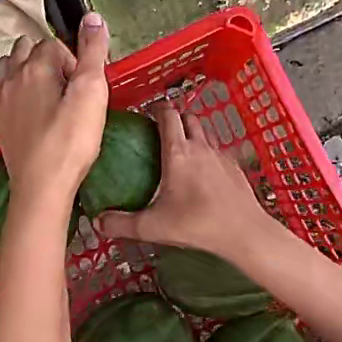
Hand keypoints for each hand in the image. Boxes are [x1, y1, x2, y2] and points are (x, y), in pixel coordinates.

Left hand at [0, 15, 110, 201]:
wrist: (42, 185)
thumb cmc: (71, 141)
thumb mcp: (92, 93)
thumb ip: (93, 53)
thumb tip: (92, 17)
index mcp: (35, 66)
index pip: (55, 44)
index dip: (75, 60)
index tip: (86, 86)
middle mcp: (12, 75)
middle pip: (28, 48)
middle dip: (49, 58)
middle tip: (70, 86)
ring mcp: (0, 97)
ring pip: (9, 65)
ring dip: (28, 68)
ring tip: (50, 91)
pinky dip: (12, 86)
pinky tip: (26, 102)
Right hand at [95, 103, 275, 257]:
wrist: (244, 232)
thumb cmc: (197, 225)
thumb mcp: (153, 227)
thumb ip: (122, 224)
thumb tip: (97, 222)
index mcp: (178, 152)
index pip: (167, 115)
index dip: (156, 109)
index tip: (145, 114)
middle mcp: (201, 147)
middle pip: (188, 118)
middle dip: (175, 119)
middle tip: (160, 132)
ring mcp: (222, 155)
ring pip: (205, 133)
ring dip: (193, 134)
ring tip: (180, 152)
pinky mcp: (236, 168)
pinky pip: (218, 152)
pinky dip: (208, 155)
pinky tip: (202, 175)